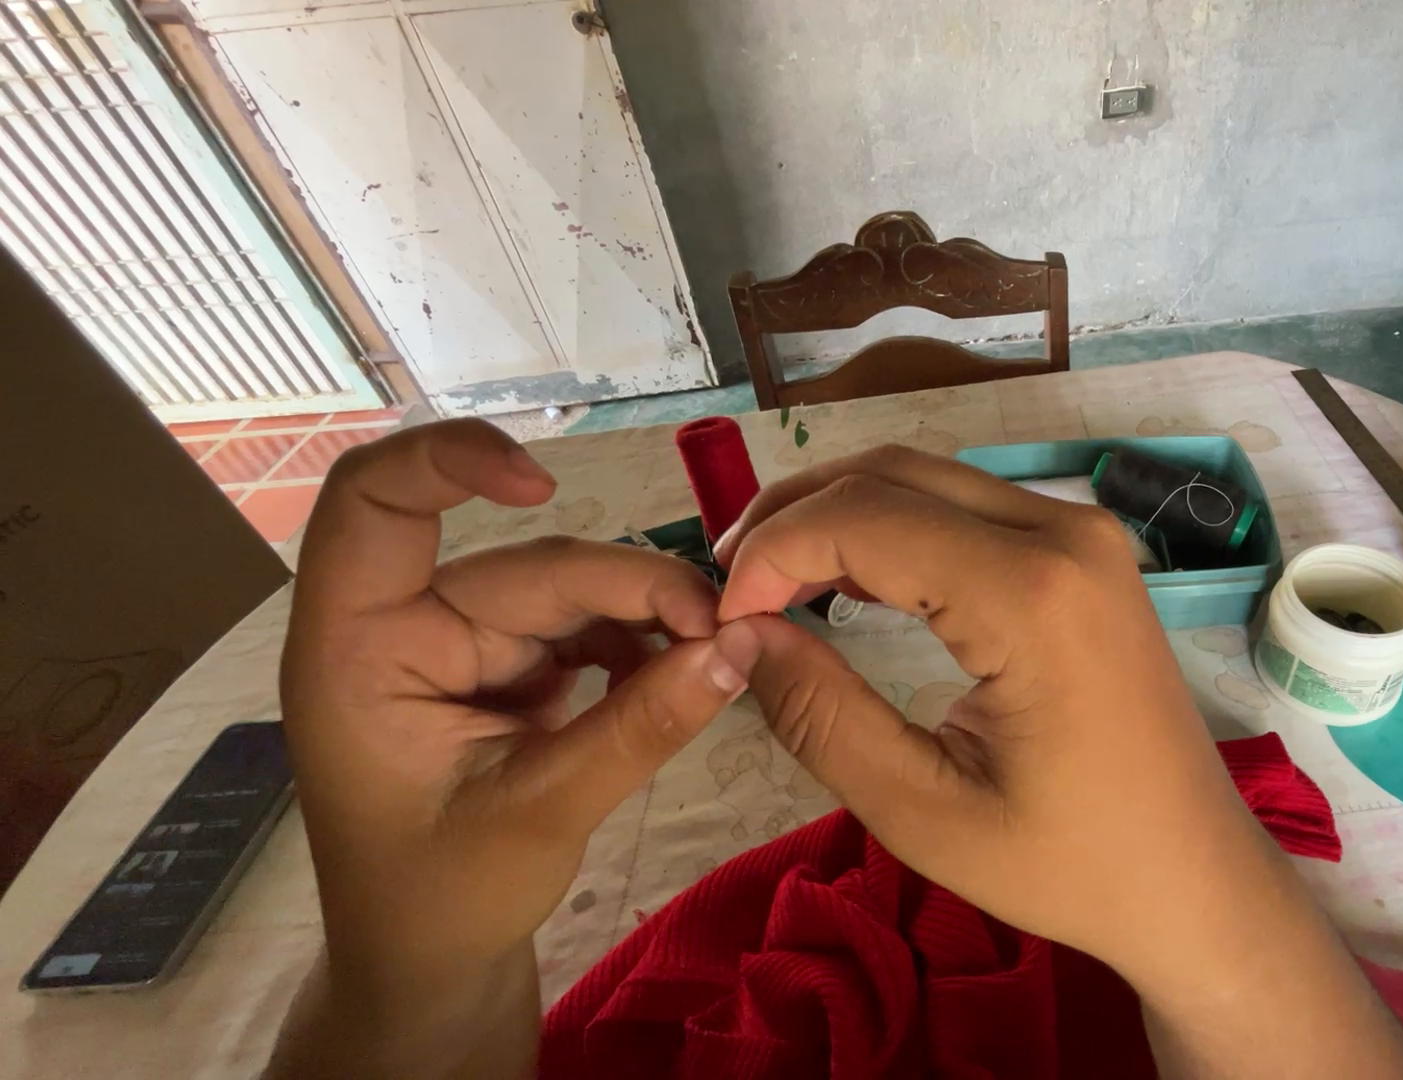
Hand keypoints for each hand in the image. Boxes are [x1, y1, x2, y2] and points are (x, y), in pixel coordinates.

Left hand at [270, 420, 757, 1078]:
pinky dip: (647, 641)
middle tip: (723, 632)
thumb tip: (740, 647)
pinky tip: (682, 670)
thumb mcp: (541, 815)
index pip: (376, 507)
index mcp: (364, 650)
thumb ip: (641, 729)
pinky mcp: (523, 661)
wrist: (438, 950)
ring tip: (713, 653)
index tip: (543, 480)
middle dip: (638, 590)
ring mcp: (476, 641)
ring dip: (654, 614)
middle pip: (540, 566)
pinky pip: (598, 625)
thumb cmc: (445, 892)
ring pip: (583, 591)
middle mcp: (418, 626)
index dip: (447, 463)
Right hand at [713, 446, 1402, 1077]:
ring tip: (771, 575)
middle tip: (731, 583)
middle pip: (892, 476)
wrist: (1193, 873)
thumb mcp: (924, 811)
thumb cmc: (1070, 862)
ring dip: (841, 513)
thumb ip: (819, 713)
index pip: (864, 519)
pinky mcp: (1083, 549)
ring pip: (928, 478)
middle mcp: (1062, 531)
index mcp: (1029, 592)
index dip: (773, 555)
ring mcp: (1081, 531)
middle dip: (796, 516)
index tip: (721, 618)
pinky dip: (895, 527)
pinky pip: (967, 507)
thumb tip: (738, 632)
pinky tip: (850, 574)